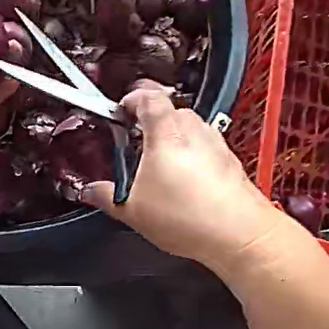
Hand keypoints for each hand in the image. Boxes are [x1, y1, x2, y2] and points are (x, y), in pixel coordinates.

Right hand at [81, 83, 290, 273]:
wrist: (238, 233)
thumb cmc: (191, 216)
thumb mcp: (133, 209)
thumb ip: (106, 195)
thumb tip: (90, 191)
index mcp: (166, 130)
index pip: (146, 96)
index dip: (130, 99)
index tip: (120, 112)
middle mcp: (193, 129)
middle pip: (168, 110)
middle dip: (150, 123)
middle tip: (134, 142)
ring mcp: (215, 143)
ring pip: (189, 129)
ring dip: (172, 140)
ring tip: (157, 167)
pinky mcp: (229, 160)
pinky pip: (204, 149)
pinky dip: (191, 157)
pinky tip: (183, 185)